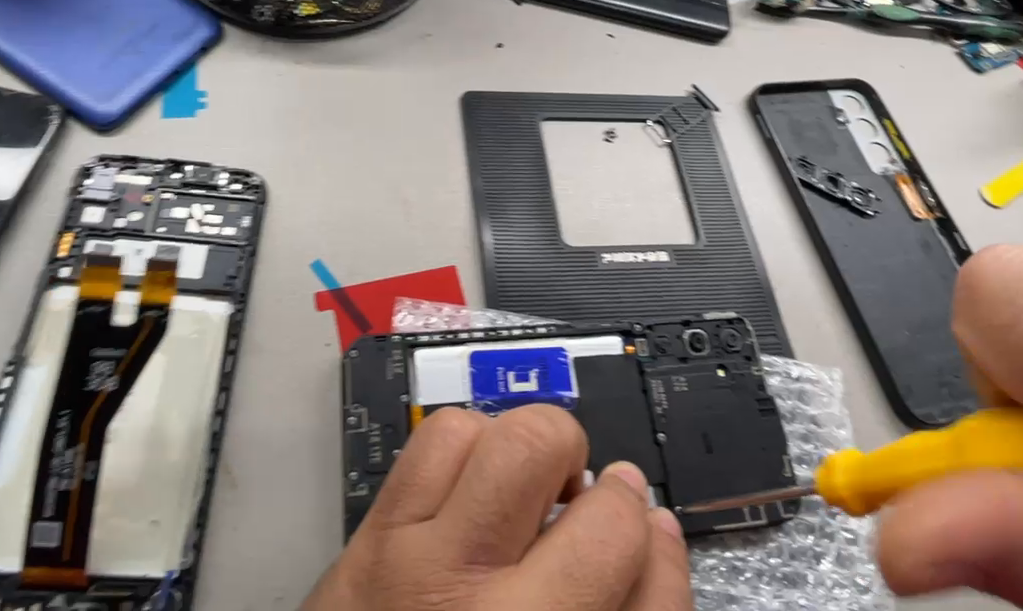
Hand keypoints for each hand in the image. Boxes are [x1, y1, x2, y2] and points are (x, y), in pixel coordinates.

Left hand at [302, 404, 692, 610]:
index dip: (634, 514)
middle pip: (534, 445)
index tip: (625, 518)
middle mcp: (468, 594)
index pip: (615, 528)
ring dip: (506, 450)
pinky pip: (423, 446)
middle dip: (569, 454)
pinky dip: (458, 452)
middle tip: (568, 500)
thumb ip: (647, 606)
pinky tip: (470, 499)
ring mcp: (405, 556)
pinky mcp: (369, 539)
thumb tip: (654, 522)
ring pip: (470, 430)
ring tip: (515, 497)